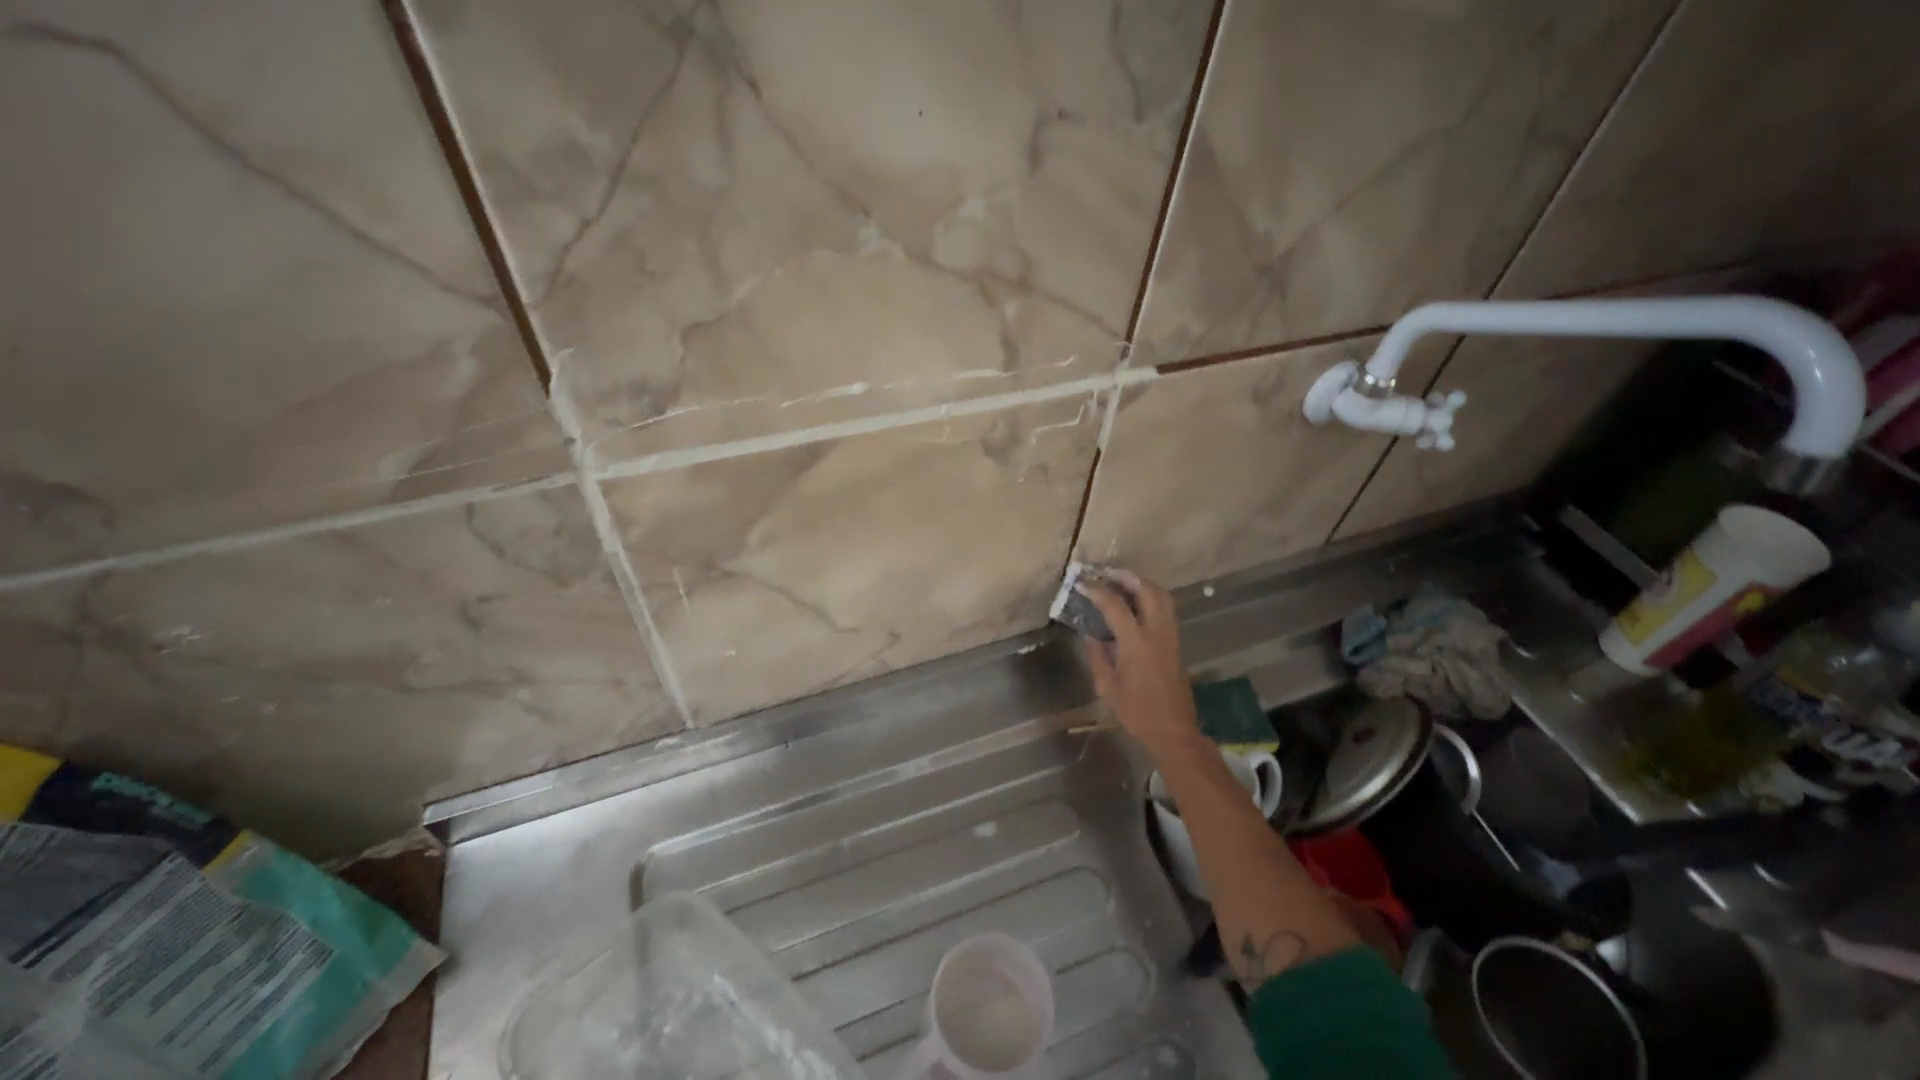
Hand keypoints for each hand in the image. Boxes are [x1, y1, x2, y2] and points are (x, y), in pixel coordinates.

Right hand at [1077, 570, 1203, 757]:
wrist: (1173, 729)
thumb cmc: (1137, 711)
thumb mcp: (1107, 687)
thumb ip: (1098, 657)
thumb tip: (1092, 636)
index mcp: (1136, 643)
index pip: (1115, 606)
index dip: (1097, 591)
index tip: (1082, 583)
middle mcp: (1157, 633)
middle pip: (1147, 591)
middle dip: (1127, 577)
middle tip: (1108, 574)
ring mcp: (1171, 637)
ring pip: (1163, 597)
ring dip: (1144, 585)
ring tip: (1125, 583)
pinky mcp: (1176, 644)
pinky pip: (1167, 610)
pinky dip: (1152, 599)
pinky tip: (1137, 605)